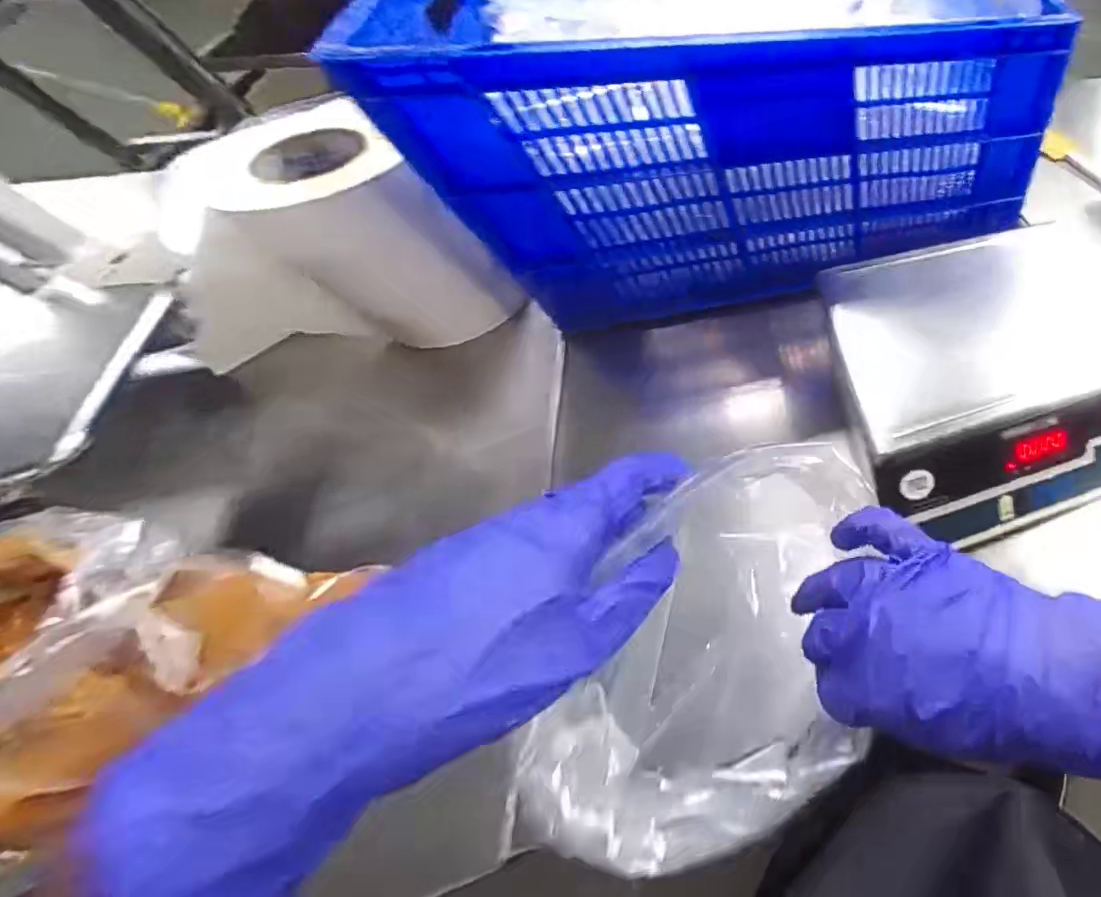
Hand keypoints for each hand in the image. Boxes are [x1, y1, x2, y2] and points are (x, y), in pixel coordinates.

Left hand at [78, 454, 688, 896]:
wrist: (336, 708)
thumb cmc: (485, 666)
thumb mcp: (581, 640)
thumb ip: (632, 591)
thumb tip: (665, 553)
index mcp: (563, 525)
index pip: (623, 477)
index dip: (657, 471)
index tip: (683, 475)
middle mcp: (521, 520)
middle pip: (586, 501)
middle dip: (624, 511)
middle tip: (651, 537)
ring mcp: (474, 543)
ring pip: (547, 528)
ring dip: (583, 539)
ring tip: (602, 575)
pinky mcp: (440, 571)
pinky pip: (513, 551)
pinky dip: (545, 561)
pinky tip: (538, 604)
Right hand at [791, 507, 1100, 784]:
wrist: (1033, 668)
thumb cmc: (983, 714)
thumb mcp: (921, 726)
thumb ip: (884, 702)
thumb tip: (871, 687)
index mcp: (863, 685)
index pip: (829, 683)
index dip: (834, 685)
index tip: (839, 685)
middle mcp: (866, 630)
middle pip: (827, 632)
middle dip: (822, 641)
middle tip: (822, 644)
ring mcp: (892, 585)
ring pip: (842, 581)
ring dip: (821, 589)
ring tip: (807, 596)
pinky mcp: (922, 556)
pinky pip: (883, 531)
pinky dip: (860, 526)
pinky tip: (842, 533)